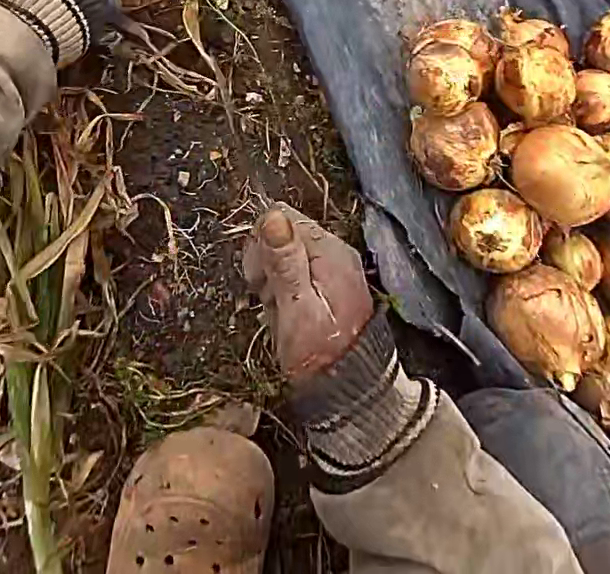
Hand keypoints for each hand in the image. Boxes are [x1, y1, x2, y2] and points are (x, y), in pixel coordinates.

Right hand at [242, 205, 372, 381]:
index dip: (260, 245)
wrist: (350, 392)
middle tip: (270, 299)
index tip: (259, 280)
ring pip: (284, 253)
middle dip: (266, 263)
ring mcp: (333, 265)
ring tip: (280, 310)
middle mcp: (334, 250)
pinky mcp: (328, 281)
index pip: (282, 216)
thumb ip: (284, 263)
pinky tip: (286, 313)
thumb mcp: (296, 310)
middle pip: (283, 232)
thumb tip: (271, 217)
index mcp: (329, 251)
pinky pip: (294, 271)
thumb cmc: (320, 355)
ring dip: (272, 279)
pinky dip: (282, 289)